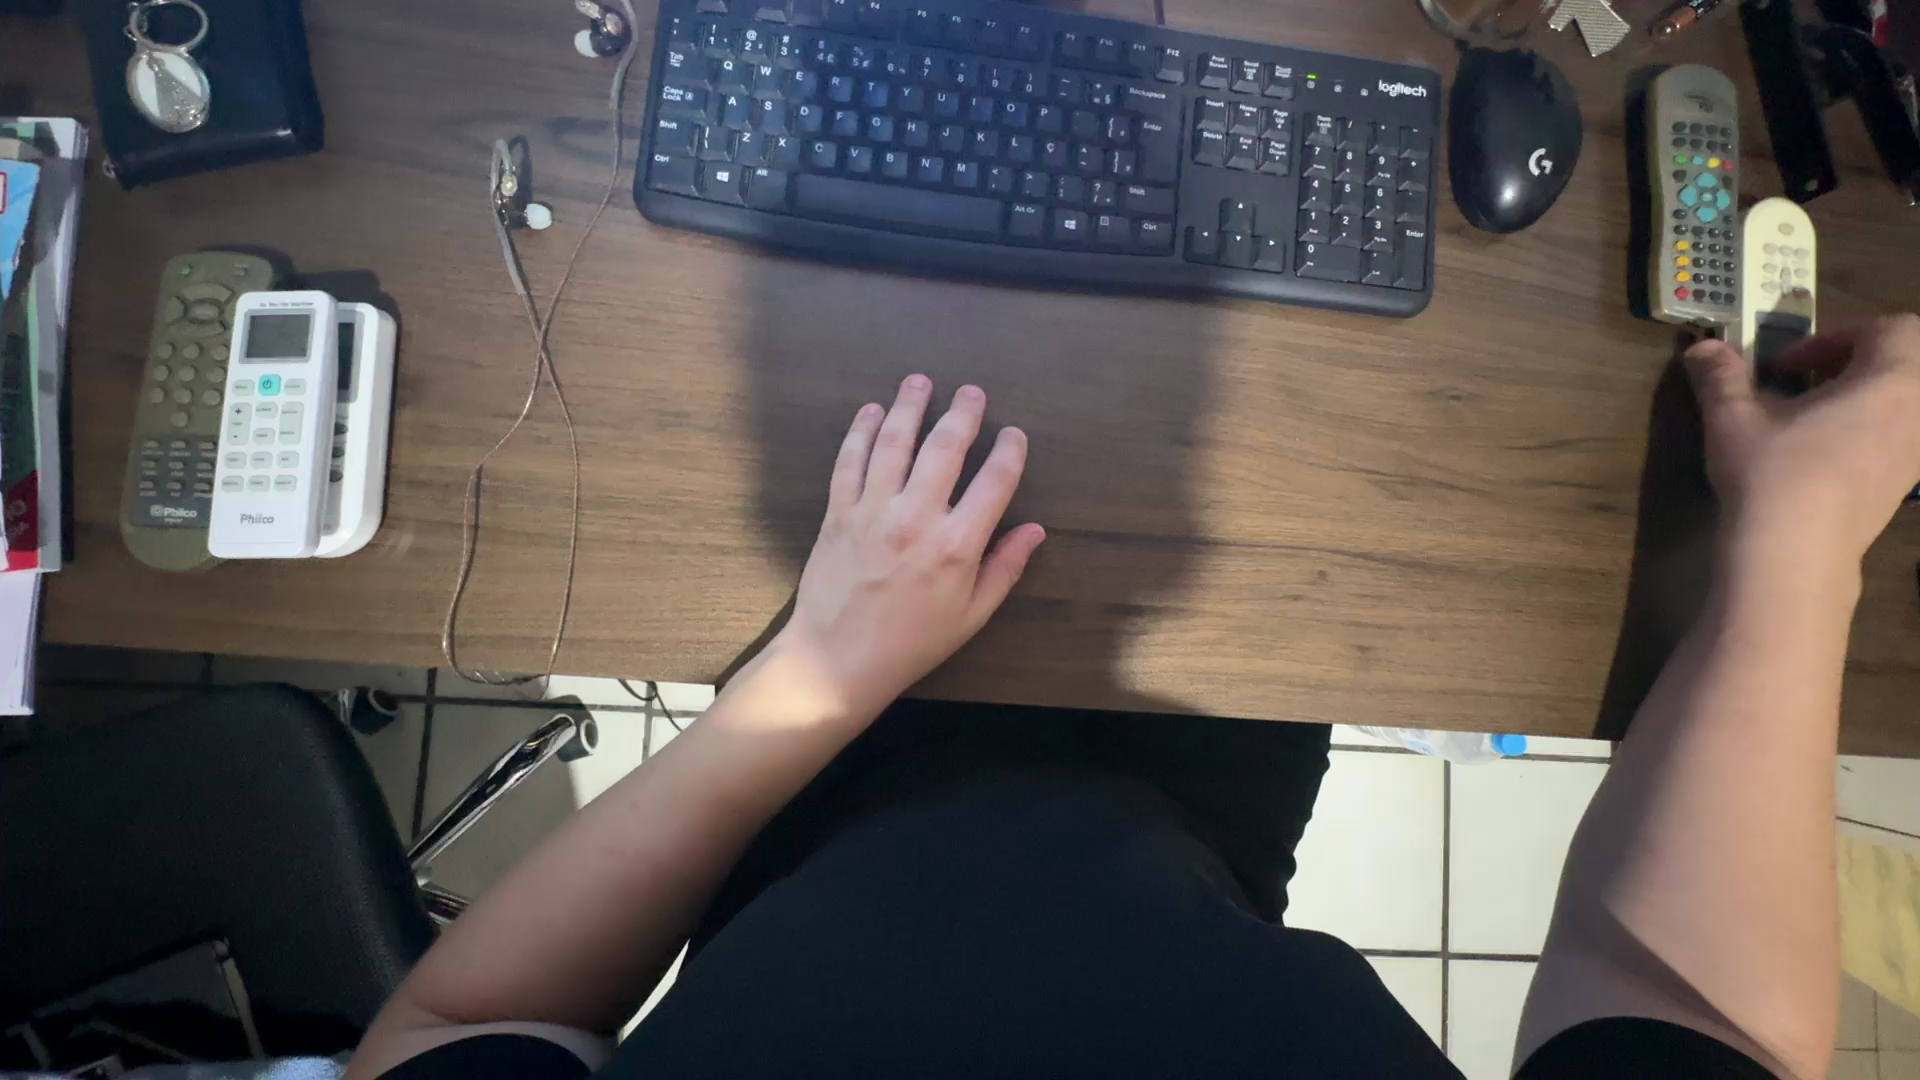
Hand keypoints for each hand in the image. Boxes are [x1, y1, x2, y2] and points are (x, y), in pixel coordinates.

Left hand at [771, 375, 1045, 715]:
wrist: (837, 660)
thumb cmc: (912, 643)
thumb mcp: (971, 617)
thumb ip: (1004, 569)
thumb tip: (1034, 531)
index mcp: (957, 546)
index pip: (994, 483)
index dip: (1009, 452)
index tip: (1014, 435)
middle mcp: (917, 517)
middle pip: (945, 448)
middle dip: (963, 414)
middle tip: (972, 393)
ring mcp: (873, 510)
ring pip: (895, 443)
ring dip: (909, 406)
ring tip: (919, 382)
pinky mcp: (838, 512)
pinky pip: (850, 461)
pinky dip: (860, 432)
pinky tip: (870, 412)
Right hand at [1684, 314, 1919, 564]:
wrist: (1798, 542)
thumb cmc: (1770, 469)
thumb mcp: (1732, 419)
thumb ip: (1721, 378)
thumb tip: (1701, 345)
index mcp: (1890, 379)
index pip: (1891, 328)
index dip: (1836, 337)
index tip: (1785, 366)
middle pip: (1905, 362)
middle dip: (1851, 365)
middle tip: (1798, 387)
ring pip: (1903, 401)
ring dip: (1859, 399)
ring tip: (1806, 423)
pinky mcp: (1909, 477)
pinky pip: (1899, 435)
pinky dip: (1866, 430)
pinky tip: (1818, 456)